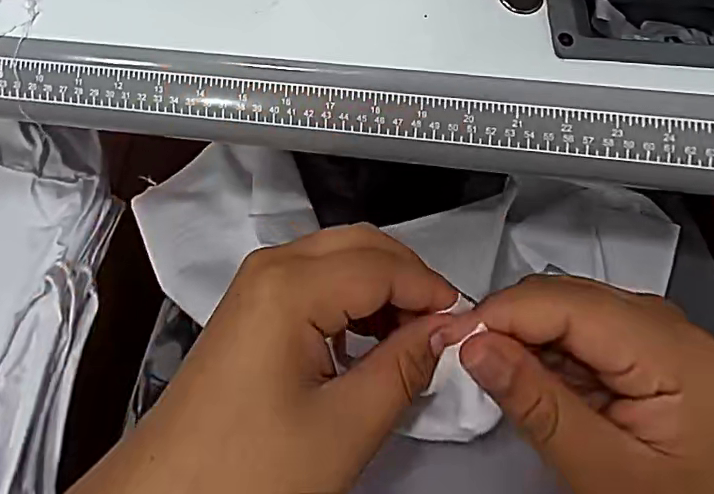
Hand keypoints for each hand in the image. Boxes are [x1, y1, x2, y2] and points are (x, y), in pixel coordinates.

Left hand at [72, 224, 458, 493]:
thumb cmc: (248, 468)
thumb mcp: (342, 427)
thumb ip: (402, 368)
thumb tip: (445, 331)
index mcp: (289, 284)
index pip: (381, 265)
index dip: (430, 290)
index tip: (465, 321)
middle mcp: (271, 264)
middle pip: (360, 244)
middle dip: (408, 276)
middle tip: (444, 325)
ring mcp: (258, 279)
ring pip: (339, 254)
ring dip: (381, 283)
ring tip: (413, 336)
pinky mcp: (253, 301)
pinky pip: (316, 276)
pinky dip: (352, 294)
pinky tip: (369, 336)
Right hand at [433, 274, 713, 493]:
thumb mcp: (608, 475)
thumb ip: (538, 405)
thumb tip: (476, 346)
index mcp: (669, 348)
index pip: (563, 302)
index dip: (501, 314)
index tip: (454, 338)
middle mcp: (664, 324)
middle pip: (562, 296)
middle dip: (509, 323)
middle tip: (468, 360)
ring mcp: (655, 333)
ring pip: (563, 307)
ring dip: (524, 337)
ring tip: (501, 378)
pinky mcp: (643, 349)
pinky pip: (578, 330)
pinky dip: (547, 352)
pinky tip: (536, 384)